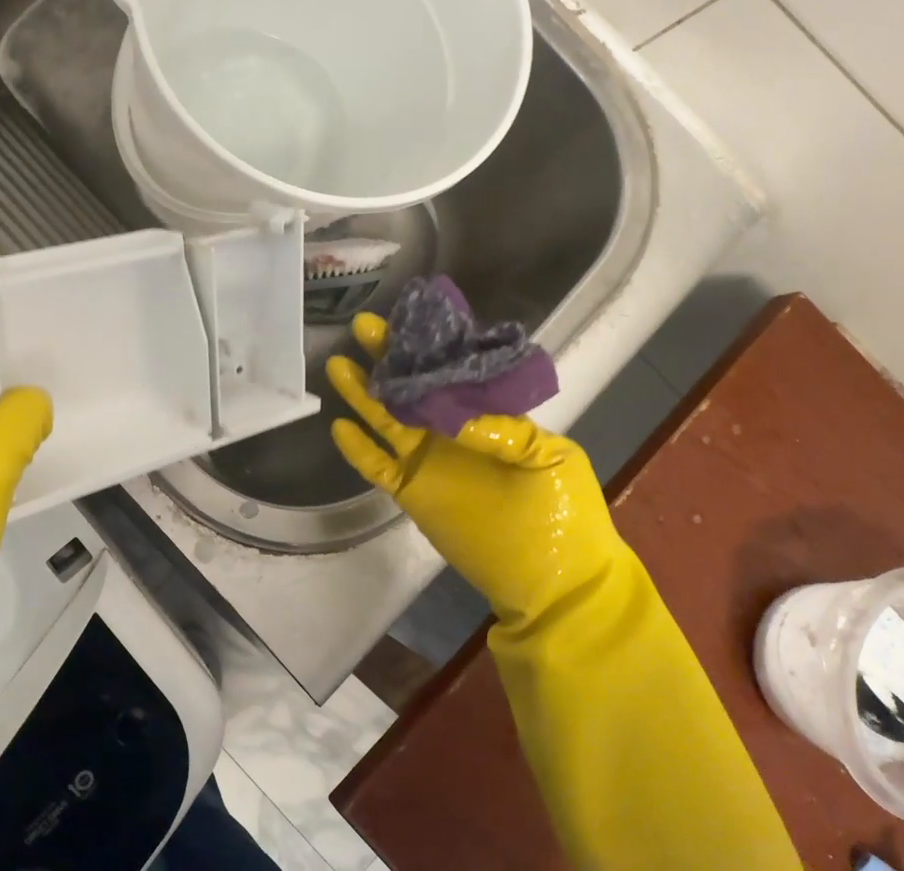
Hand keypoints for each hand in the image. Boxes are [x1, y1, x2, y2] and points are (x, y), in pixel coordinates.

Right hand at [326, 312, 620, 624]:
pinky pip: (376, 466)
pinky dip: (356, 449)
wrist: (555, 583)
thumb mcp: (550, 459)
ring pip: (386, 420)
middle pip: (411, 388)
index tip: (405, 320)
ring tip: (338, 365)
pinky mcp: (410, 492)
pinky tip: (338, 426)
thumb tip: (452, 406)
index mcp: (488, 417)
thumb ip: (502, 428)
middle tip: (361, 327)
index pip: (452, 372)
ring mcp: (428, 462)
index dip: (428, 347)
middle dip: (387, 357)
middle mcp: (452, 432)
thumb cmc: (565, 516)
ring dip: (363, 393)